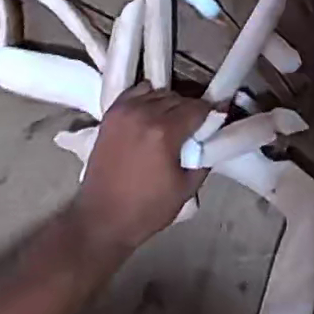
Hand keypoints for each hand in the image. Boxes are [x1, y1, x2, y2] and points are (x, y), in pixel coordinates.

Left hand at [72, 83, 210, 253]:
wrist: (100, 220)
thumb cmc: (147, 208)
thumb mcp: (187, 187)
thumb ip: (205, 155)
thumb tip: (213, 136)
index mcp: (165, 132)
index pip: (198, 107)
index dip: (210, 115)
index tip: (213, 125)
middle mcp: (145, 115)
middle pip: (179, 98)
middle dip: (190, 111)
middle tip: (191, 130)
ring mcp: (125, 113)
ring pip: (160, 93)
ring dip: (169, 105)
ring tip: (169, 124)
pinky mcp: (111, 116)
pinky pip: (137, 92)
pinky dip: (148, 98)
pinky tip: (150, 114)